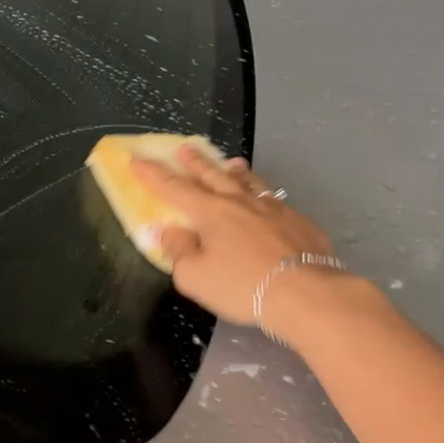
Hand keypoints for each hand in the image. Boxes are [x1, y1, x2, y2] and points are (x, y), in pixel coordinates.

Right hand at [131, 146, 357, 342]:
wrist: (306, 293)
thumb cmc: (242, 286)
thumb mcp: (195, 277)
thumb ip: (178, 251)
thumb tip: (168, 232)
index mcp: (210, 212)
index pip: (173, 188)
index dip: (152, 174)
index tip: (137, 160)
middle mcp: (240, 202)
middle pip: (212, 176)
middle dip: (195, 163)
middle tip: (184, 148)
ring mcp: (273, 209)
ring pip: (249, 182)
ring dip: (234, 171)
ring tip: (230, 162)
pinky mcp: (299, 223)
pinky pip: (275, 200)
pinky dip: (263, 193)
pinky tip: (267, 199)